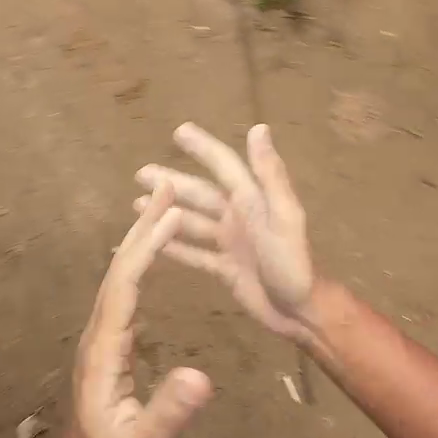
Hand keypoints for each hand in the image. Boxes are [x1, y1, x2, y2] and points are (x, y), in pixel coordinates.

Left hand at [60, 183, 214, 437]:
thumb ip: (169, 412)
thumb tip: (202, 376)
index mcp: (105, 352)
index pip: (124, 288)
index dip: (145, 249)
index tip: (169, 215)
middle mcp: (98, 336)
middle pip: (117, 271)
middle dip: (142, 229)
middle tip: (167, 187)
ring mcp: (101, 340)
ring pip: (118, 278)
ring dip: (139, 240)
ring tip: (164, 209)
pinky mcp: (109, 346)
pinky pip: (124, 293)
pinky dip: (139, 264)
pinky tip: (149, 256)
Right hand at [136, 123, 318, 343]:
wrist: (299, 310)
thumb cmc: (292, 263)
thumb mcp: (283, 216)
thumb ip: (269, 174)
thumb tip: (258, 128)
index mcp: (253, 200)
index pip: (224, 166)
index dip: (203, 148)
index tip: (179, 131)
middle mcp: (239, 216)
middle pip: (200, 193)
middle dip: (172, 182)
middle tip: (141, 173)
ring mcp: (231, 242)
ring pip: (193, 221)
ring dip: (169, 212)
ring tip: (137, 204)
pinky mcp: (226, 267)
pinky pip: (196, 253)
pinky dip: (176, 246)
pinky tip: (155, 242)